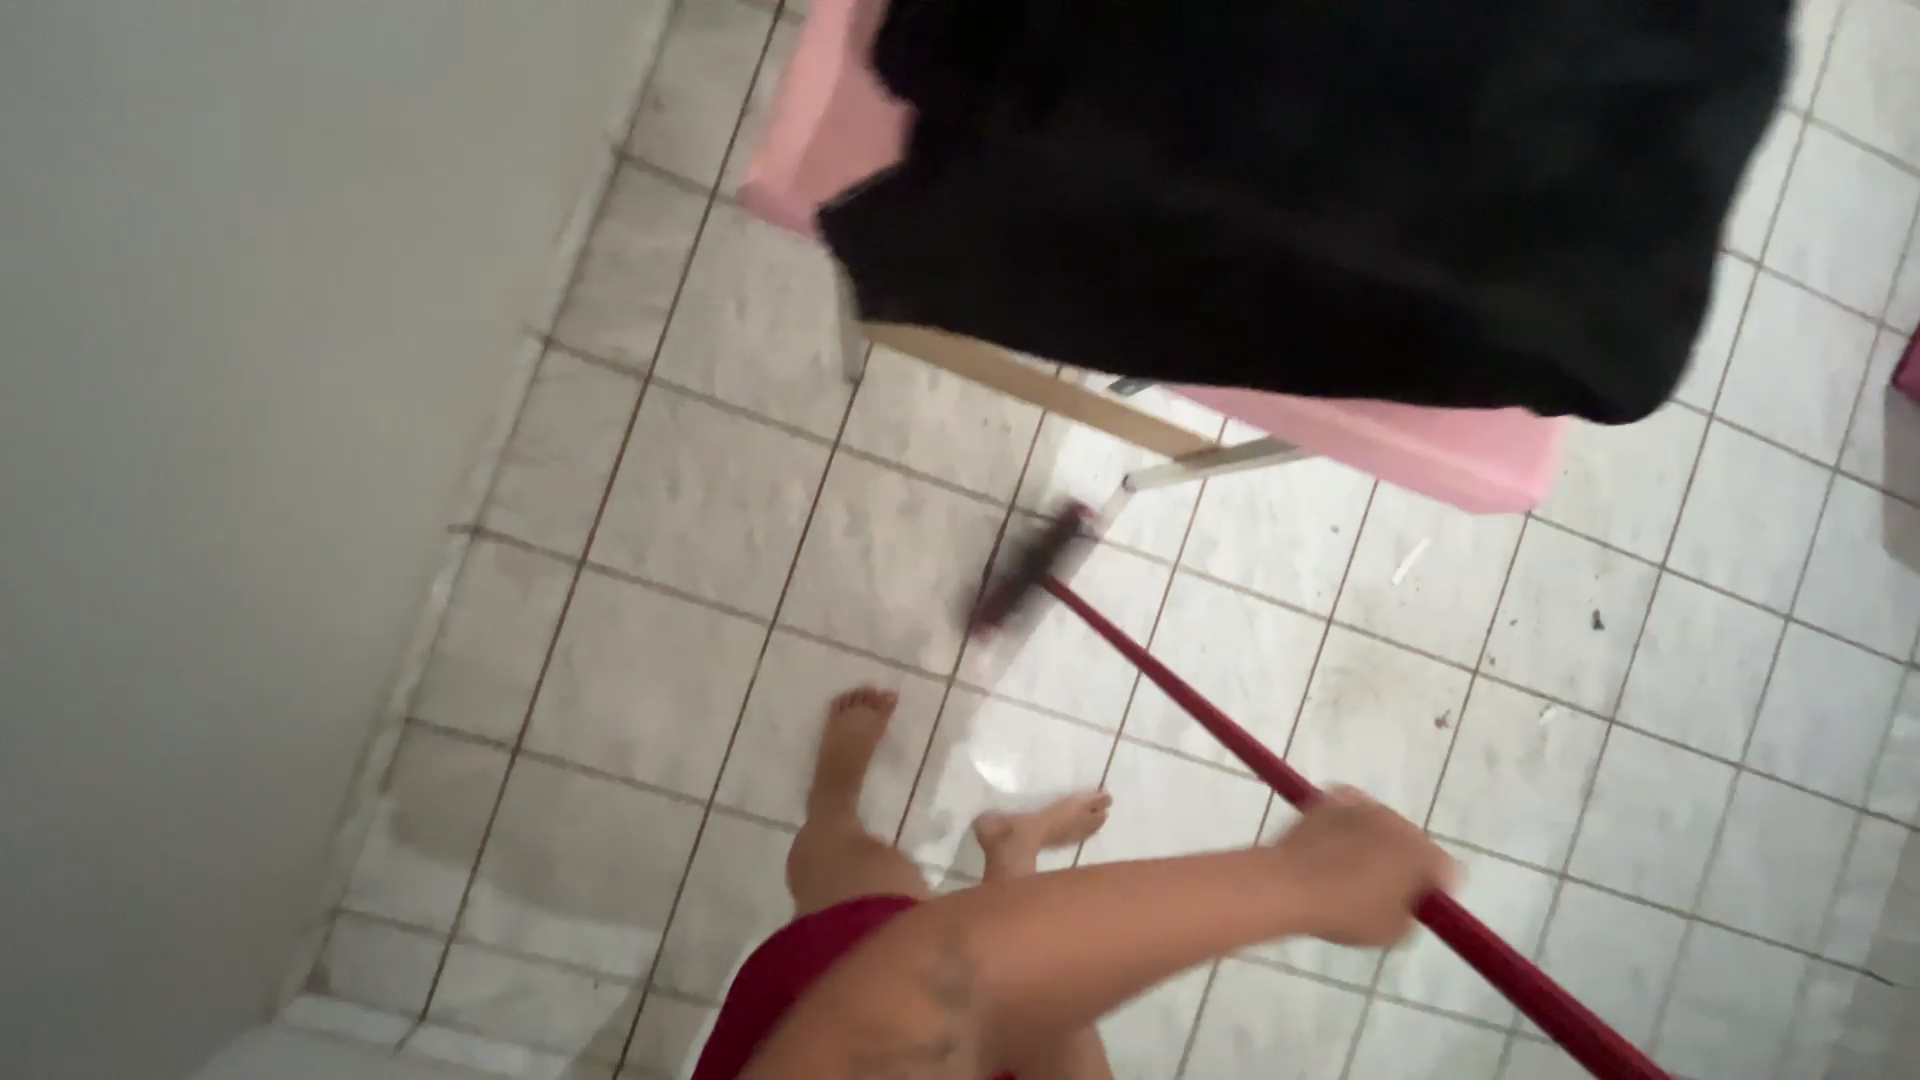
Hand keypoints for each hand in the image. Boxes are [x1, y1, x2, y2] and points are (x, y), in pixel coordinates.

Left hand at [1269, 787, 1456, 946]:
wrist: (1290, 883)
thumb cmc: (1346, 912)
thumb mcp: (1396, 929)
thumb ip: (1413, 910)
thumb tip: (1410, 899)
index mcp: (1423, 855)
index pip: (1447, 870)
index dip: (1435, 887)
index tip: (1418, 902)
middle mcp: (1399, 822)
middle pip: (1414, 841)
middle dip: (1406, 859)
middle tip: (1385, 884)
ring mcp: (1363, 805)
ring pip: (1382, 822)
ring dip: (1377, 838)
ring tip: (1353, 863)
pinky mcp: (1331, 797)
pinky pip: (1351, 808)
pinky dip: (1349, 821)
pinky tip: (1336, 839)